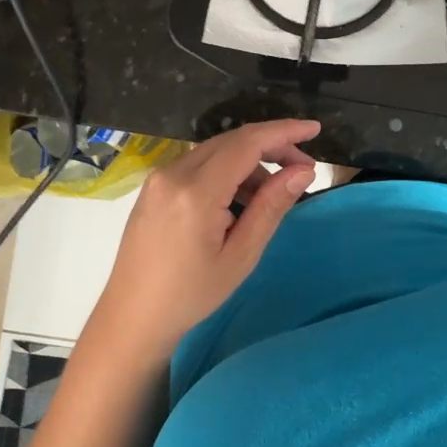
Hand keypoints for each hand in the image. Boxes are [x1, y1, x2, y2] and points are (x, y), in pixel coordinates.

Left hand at [92, 119, 319, 350]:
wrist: (133, 316)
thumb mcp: (240, 256)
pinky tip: (239, 200)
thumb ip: (271, 207)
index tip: (314, 130)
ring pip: (215, 151)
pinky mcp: (153, 187)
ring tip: (271, 195)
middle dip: (271, 147)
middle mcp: (173, 173)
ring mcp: (159, 178)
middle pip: (231, 141)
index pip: (247, 143)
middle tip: (303, 169)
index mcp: (196, 192)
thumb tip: (303, 172)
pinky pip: (197, 164)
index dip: (284, 132)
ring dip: (249, 162)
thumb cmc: (190, 295)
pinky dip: (225, 172)